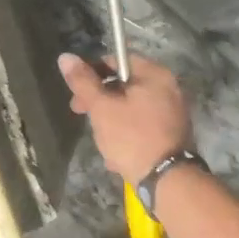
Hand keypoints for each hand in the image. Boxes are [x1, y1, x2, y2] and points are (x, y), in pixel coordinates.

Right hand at [58, 52, 192, 184]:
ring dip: (112, 122)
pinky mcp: (172, 134)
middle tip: (83, 116)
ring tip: (102, 142)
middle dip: (101, 102)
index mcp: (154, 74)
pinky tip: (117, 155)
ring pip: (131, 108)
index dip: (92, 74)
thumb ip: (83, 82)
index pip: (117, 61)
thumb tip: (65, 57)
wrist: (167, 180)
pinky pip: (143, 126)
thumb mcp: (102, 108)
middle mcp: (169, 88)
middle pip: (124, 85)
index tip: (77, 95)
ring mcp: (173, 112)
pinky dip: (128, 135)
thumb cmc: (132, 138)